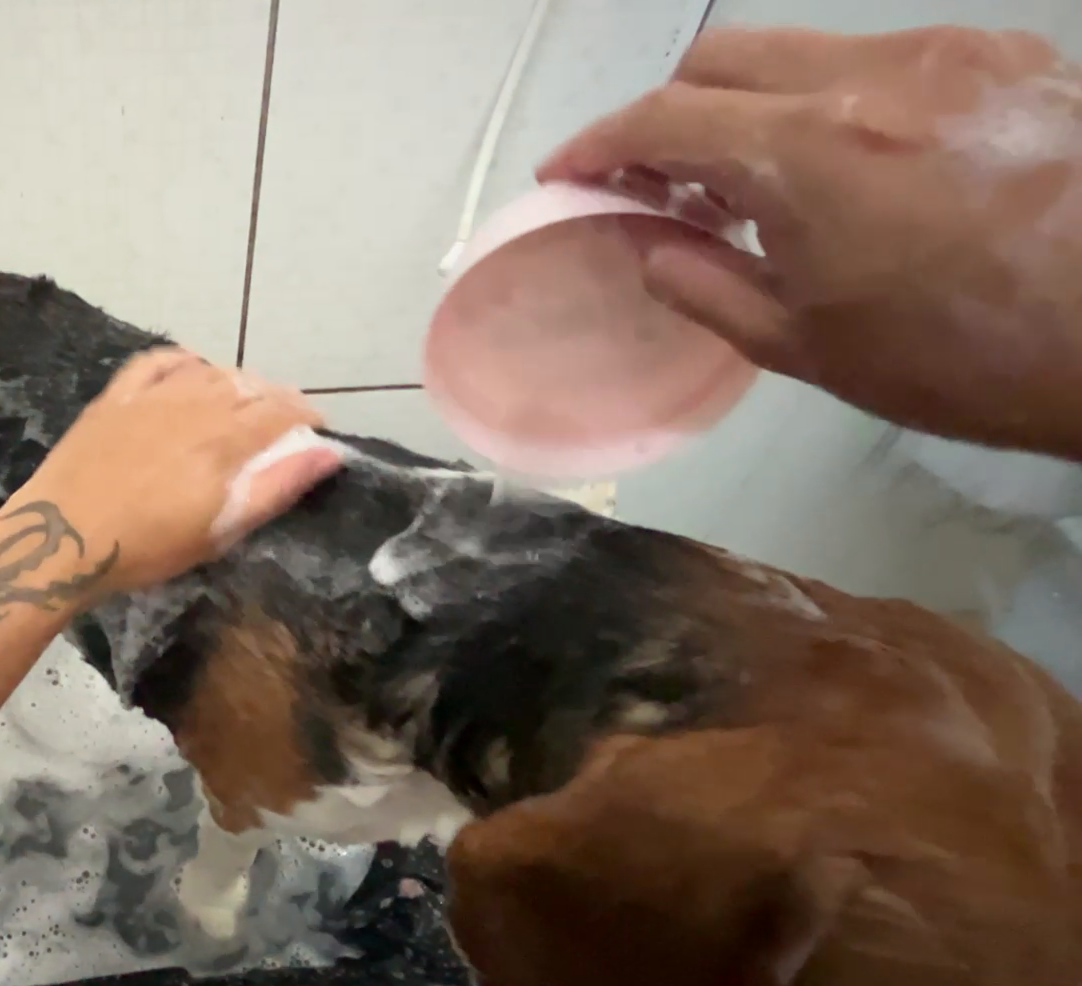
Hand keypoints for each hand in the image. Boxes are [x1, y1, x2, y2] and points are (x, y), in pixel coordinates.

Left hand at [3, 347, 341, 599]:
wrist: (63, 537)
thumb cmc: (146, 546)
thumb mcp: (220, 530)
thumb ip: (276, 487)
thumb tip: (327, 452)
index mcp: (224, 439)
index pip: (281, 411)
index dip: (305, 416)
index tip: (315, 429)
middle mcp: (193, 405)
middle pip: (249, 387)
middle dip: (276, 399)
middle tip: (284, 419)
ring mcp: (151, 397)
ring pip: (208, 372)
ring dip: (236, 381)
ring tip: (244, 398)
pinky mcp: (116, 397)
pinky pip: (158, 361)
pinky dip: (184, 360)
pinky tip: (193, 368)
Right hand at [539, 25, 1081, 459]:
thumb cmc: (952, 356)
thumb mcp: (789, 340)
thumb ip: (696, 281)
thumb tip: (647, 244)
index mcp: (812, 155)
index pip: (665, 117)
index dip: (595, 144)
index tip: (562, 175)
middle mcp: (877, 78)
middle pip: (720, 57)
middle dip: (658, 114)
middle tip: (641, 180)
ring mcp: (949, 56)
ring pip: (791, 52)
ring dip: (731, 109)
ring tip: (728, 184)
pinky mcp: (1001, 57)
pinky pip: (863, 60)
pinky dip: (805, 103)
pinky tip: (814, 168)